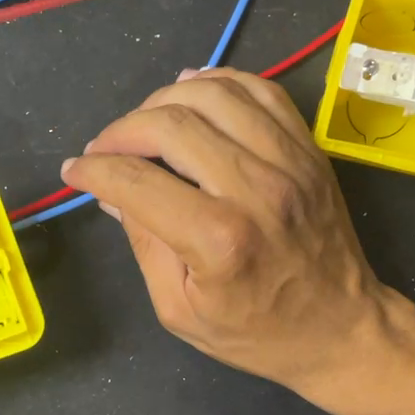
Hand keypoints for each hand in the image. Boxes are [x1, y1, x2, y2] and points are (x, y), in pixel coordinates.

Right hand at [62, 68, 388, 397]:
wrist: (339, 328)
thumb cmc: (255, 334)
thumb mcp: (180, 311)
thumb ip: (144, 246)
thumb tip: (111, 194)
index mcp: (218, 239)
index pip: (137, 181)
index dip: (94, 169)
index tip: (75, 170)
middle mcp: (254, 187)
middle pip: (171, 124)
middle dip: (121, 130)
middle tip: (102, 148)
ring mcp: (288, 161)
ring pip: (213, 94)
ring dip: (163, 99)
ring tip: (141, 122)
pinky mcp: (307, 149)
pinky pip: (259, 90)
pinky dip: (218, 81)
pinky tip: (190, 91)